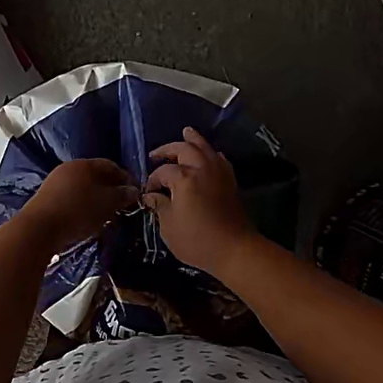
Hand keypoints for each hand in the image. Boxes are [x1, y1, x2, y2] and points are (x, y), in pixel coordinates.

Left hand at [15, 159, 138, 253]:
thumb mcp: (108, 203)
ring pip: (83, 189)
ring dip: (97, 200)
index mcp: (85, 164)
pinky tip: (88, 220)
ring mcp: (55, 183)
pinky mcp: (47, 199)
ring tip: (107, 216)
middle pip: (96, 176)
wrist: (39, 229)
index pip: (111, 165)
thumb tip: (133, 190)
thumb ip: (123, 195)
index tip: (135, 193)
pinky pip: (72, 199)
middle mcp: (68, 168)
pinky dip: (83, 207)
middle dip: (111, 190)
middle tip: (122, 206)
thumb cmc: (78, 211)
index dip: (126, 178)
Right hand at [141, 127, 257, 274]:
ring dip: (193, 140)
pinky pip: (219, 158)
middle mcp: (202, 168)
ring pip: (205, 147)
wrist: (235, 249)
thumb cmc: (197, 240)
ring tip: (186, 133)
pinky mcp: (230, 180)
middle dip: (168, 150)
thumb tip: (151, 196)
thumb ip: (160, 206)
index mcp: (184, 178)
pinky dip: (210, 153)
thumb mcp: (169, 227)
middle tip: (156, 155)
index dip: (152, 180)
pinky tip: (207, 155)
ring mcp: (219, 172)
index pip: (163, 172)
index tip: (148, 193)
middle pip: (184, 148)